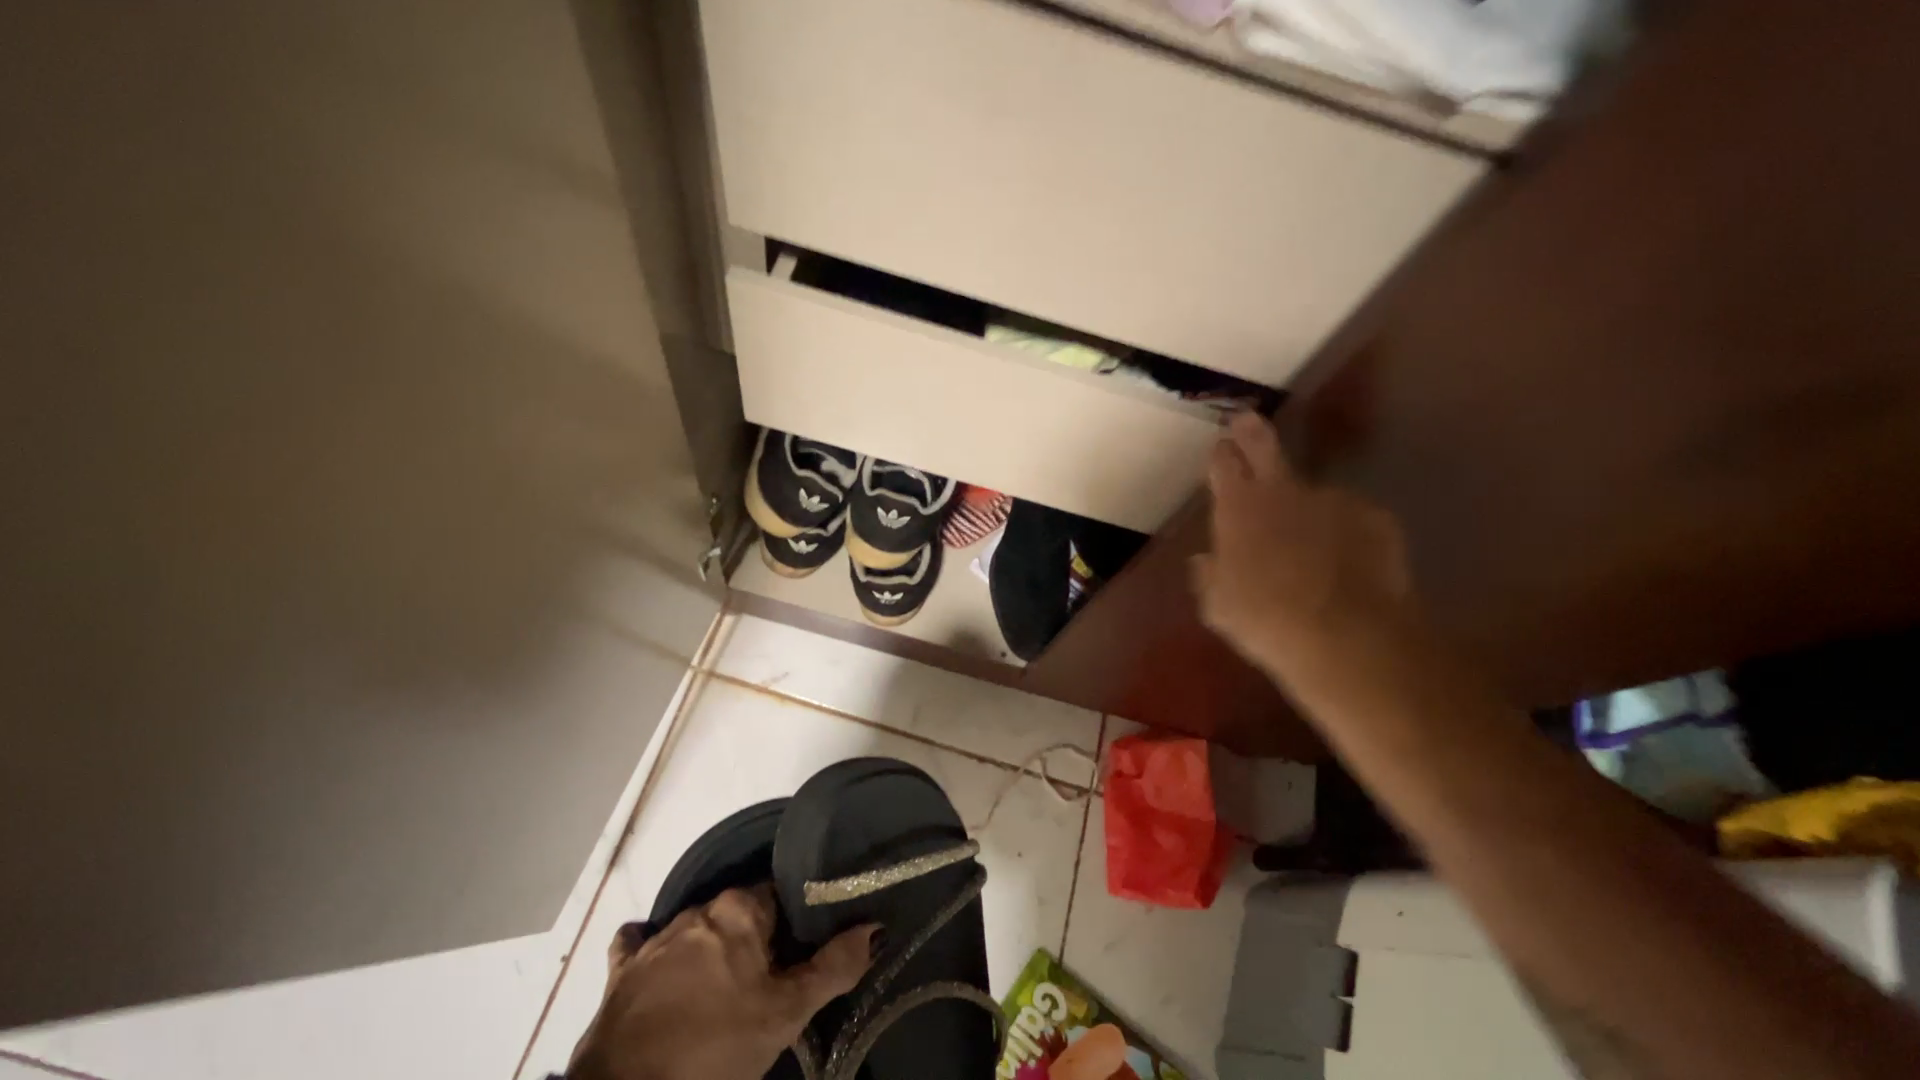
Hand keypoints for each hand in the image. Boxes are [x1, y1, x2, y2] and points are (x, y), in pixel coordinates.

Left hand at [568, 886, 878, 1079]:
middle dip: (760, 938)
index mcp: (740, 909)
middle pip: (742, 913)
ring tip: (731, 989)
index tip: (811, 948)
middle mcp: (698, 909)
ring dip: (715, 951)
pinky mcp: (623, 968)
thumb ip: (834, 966)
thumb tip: (873, 926)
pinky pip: (645, 946)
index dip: (801, 920)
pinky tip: (669, 976)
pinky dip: (662, 956)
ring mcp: (656, 937)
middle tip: (779, 978)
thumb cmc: (715, 1044)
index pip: (783, 895)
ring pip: (699, 931)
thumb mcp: (787, 1013)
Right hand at [1191, 412, 1413, 671]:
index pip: (1224, 465)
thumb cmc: (1265, 620)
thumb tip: (1205, 561)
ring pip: (1315, 496)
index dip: (1222, 454)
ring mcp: (1333, 500)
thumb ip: (1210, 576)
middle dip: (1253, 433)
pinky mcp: (1375, 518)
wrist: (1345, 635)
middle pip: (1265, 447)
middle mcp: (1283, 491)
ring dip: (1310, 511)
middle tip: (1247, 420)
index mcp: (1238, 508)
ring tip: (1314, 547)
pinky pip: (1354, 520)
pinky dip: (1348, 535)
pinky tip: (1349, 564)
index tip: (1221, 445)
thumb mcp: (1220, 606)